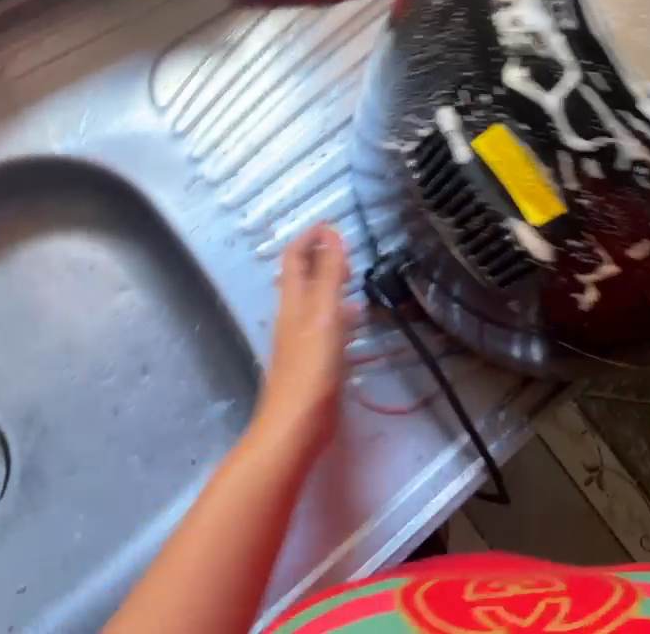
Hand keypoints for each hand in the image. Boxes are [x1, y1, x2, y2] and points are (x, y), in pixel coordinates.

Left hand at [255, 225, 355, 453]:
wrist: (296, 426)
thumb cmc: (311, 368)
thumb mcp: (324, 314)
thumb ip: (329, 274)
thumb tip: (332, 233)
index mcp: (293, 301)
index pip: (294, 257)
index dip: (309, 237)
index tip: (332, 223)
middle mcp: (293, 315)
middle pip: (303, 277)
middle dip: (322, 257)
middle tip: (348, 249)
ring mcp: (302, 338)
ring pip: (315, 300)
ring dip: (332, 283)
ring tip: (356, 277)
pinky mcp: (313, 360)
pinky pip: (326, 324)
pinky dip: (340, 312)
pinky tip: (356, 320)